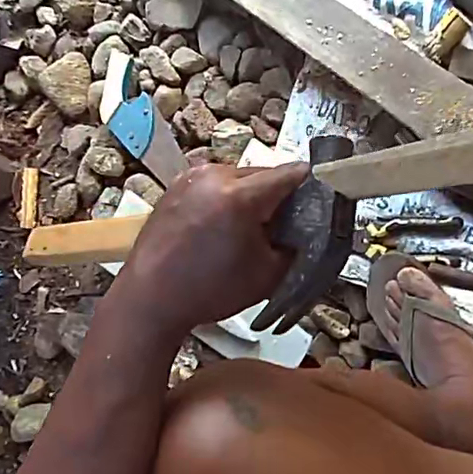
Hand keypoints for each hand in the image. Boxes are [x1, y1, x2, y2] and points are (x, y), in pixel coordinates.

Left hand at [113, 162, 311, 334]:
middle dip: (278, 197)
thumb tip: (309, 227)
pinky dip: (228, 199)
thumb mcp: (269, 274)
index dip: (313, 185)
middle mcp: (214, 176)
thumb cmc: (209, 291)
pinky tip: (223, 228)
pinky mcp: (177, 184)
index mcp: (240, 196)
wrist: (150, 299)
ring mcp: (192, 177)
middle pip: (266, 174)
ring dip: (253, 197)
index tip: (322, 198)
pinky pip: (217, 184)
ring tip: (248, 230)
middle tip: (282, 227)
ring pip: (241, 178)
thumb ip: (296, 244)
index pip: (292, 173)